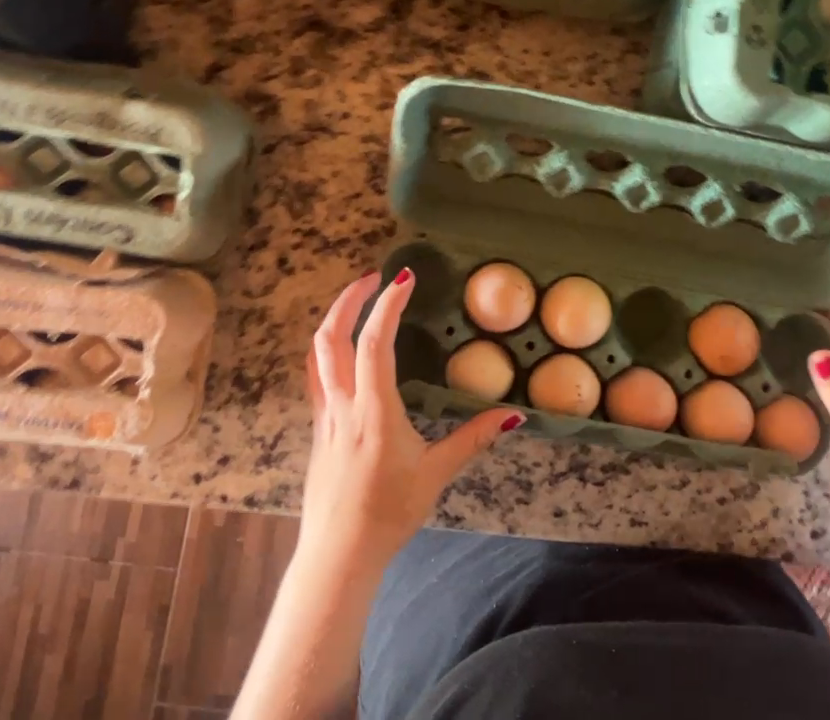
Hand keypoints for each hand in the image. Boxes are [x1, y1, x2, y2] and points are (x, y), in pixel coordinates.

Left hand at [299, 269, 523, 564]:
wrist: (338, 553)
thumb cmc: (388, 513)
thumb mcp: (436, 474)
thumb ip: (472, 439)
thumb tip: (513, 416)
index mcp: (373, 410)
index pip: (376, 343)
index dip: (389, 305)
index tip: (406, 277)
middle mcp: (342, 404)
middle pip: (332, 337)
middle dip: (350, 300)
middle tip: (374, 277)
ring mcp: (324, 415)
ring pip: (317, 354)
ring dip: (334, 320)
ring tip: (357, 301)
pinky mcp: (318, 429)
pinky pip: (316, 376)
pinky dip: (327, 349)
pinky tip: (344, 352)